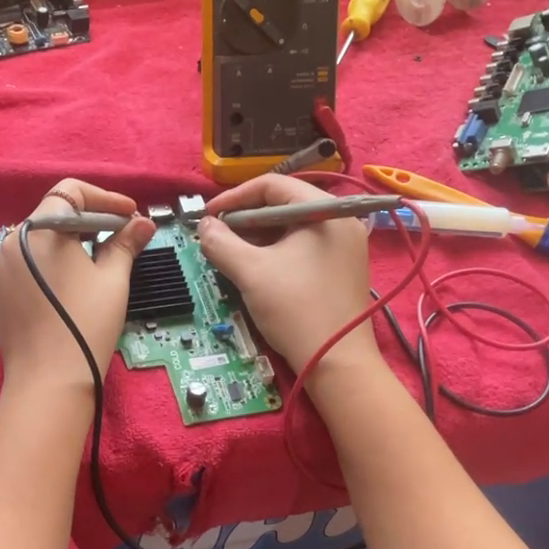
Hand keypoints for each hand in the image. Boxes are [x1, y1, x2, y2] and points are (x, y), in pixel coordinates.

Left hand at [0, 180, 155, 393]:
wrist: (48, 380)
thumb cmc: (85, 324)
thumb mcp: (113, 279)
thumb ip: (125, 243)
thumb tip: (142, 223)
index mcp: (40, 229)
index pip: (71, 191)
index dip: (105, 197)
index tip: (130, 214)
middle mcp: (13, 241)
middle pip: (54, 213)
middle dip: (91, 218)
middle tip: (122, 235)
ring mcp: (2, 268)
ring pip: (41, 239)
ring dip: (72, 241)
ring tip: (102, 259)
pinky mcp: (0, 291)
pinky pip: (29, 263)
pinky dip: (53, 262)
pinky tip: (74, 283)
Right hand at [196, 174, 377, 371]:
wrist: (337, 363)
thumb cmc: (296, 310)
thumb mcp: (250, 272)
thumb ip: (221, 242)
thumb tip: (204, 226)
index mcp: (326, 211)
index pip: (273, 185)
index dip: (234, 197)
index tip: (208, 216)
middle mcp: (341, 221)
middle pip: (283, 204)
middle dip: (245, 218)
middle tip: (217, 236)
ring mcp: (344, 246)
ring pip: (291, 227)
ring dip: (257, 236)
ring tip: (230, 253)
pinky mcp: (341, 268)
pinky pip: (302, 246)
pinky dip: (275, 251)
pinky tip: (255, 268)